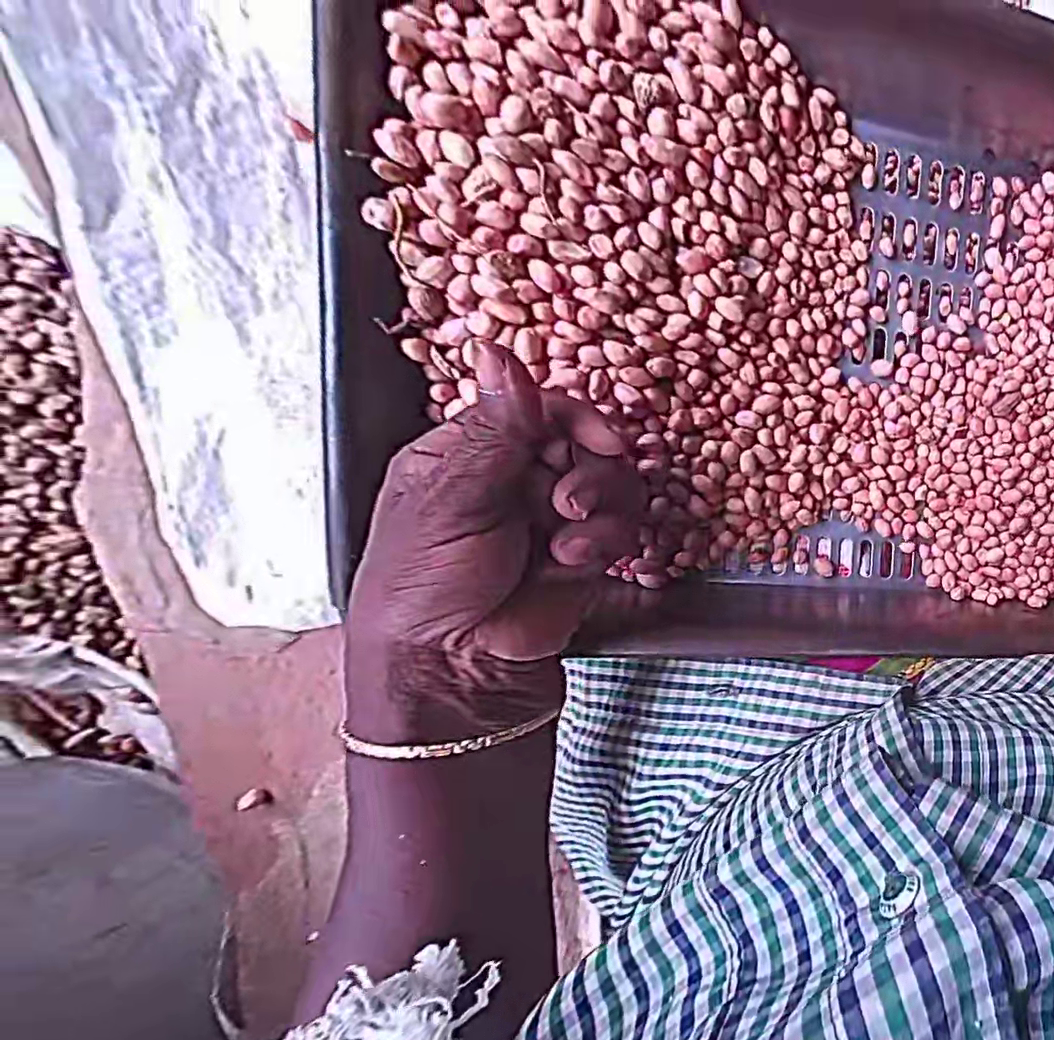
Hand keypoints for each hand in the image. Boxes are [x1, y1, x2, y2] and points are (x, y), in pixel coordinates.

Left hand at [345, 342, 644, 740]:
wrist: (455, 666)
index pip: (537, 411)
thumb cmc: (426, 582)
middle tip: (565, 503)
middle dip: (588, 473)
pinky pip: (622, 526)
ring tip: (567, 541)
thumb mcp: (452, 499)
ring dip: (601, 510)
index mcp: (470, 455)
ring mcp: (556, 516)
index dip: (575, 418)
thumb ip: (493, 431)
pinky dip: (606, 541)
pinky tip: (575, 561)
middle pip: (587, 445)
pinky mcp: (587, 550)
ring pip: (615, 483)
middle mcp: (519, 479)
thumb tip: (500, 353)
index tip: (601, 438)